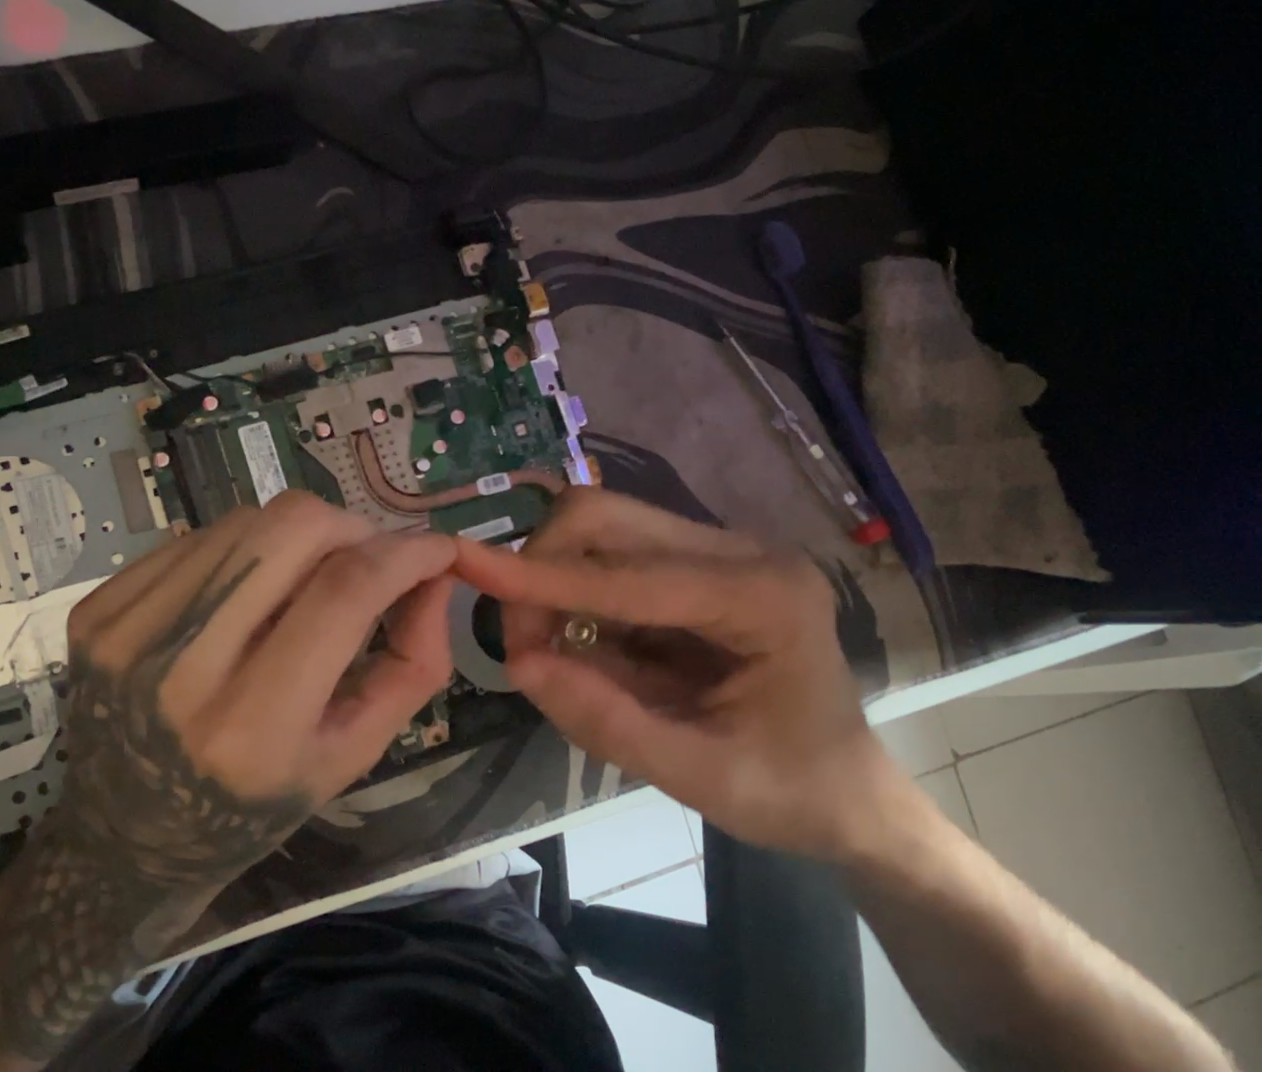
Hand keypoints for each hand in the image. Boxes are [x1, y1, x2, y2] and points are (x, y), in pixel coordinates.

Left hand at [61, 490, 455, 889]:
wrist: (127, 831)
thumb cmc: (251, 807)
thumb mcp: (349, 757)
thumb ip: (410, 666)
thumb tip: (436, 576)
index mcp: (252, 727)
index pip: (344, 594)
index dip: (405, 555)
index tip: (435, 549)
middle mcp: (181, 668)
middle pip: (290, 530)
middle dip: (351, 527)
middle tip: (368, 560)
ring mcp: (128, 630)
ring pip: (244, 522)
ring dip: (297, 537)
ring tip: (306, 581)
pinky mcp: (99, 608)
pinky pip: (196, 538)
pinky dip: (242, 550)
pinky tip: (247, 594)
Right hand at [453, 488, 901, 860]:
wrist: (848, 794)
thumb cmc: (789, 792)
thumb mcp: (700, 777)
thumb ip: (608, 721)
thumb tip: (520, 664)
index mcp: (764, 598)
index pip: (629, 574)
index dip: (542, 578)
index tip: (465, 566)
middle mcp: (742, 553)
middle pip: (606, 518)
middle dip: (542, 571)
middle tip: (522, 646)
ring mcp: (718, 553)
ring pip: (598, 530)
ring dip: (550, 582)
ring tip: (545, 653)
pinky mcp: (692, 567)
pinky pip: (606, 561)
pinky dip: (571, 597)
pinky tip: (578, 646)